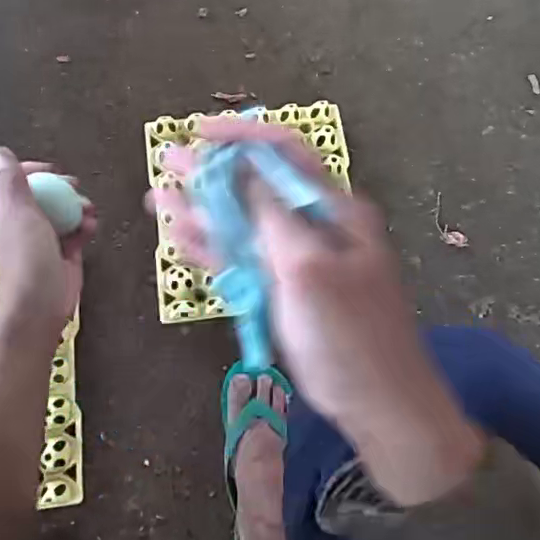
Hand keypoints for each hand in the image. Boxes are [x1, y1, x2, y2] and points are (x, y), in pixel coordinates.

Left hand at [0, 147, 95, 338]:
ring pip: (63, 213)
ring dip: (78, 207)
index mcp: (7, 213)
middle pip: (43, 196)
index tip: (51, 170)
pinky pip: (76, 233)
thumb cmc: (27, 257)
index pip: (15, 183)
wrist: (41, 302)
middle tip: (73, 187)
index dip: (32, 171)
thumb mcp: (17, 210)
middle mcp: (24, 225)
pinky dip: (85, 227)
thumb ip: (10, 180)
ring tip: (87, 209)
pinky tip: (90, 227)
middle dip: (61, 188)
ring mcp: (45, 241)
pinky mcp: (64, 255)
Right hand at [146, 120, 482, 502]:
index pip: (284, 154)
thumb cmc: (350, 337)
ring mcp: (298, 260)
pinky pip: (245, 262)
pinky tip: (182, 239)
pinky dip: (215, 250)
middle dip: (211, 175)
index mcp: (334, 210)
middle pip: (257, 188)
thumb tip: (242, 169)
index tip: (199, 133)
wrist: (379, 406)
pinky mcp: (285, 290)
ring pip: (245, 225)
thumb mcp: (309, 269)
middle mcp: (316, 226)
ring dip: (204, 212)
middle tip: (166, 164)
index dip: (241, 137)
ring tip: (160, 200)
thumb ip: (271, 217)